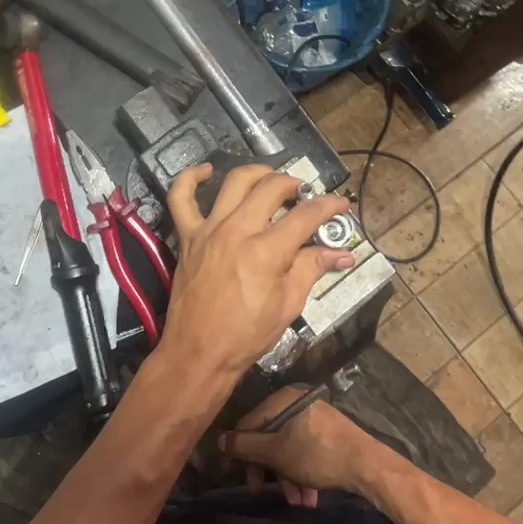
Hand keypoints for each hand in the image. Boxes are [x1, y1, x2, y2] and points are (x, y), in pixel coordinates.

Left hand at [158, 164, 353, 376]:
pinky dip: (190, 178)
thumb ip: (312, 269)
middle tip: (305, 196)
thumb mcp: (288, 305)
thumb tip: (342, 253)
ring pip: (234, 183)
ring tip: (272, 181)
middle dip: (295, 185)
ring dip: (258, 174)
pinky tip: (205, 171)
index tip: (340, 203)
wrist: (198, 352)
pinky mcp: (187, 236)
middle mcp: (237, 231)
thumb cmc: (247, 335)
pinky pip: (180, 197)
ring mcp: (208, 229)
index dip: (328, 206)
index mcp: (266, 252)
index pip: (305, 216)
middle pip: (271, 188)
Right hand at [220, 388, 386, 506]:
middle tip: (262, 492)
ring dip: (287, 478)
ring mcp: (314, 418)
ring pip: (288, 449)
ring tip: (297, 502)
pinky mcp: (327, 434)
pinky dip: (303, 474)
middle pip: (269, 438)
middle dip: (268, 470)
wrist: (368, 464)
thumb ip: (245, 446)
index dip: (238, 450)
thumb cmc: (316, 454)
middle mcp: (296, 403)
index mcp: (282, 400)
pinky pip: (306, 452)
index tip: (235, 475)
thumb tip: (219, 439)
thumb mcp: (275, 452)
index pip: (249, 423)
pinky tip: (310, 497)